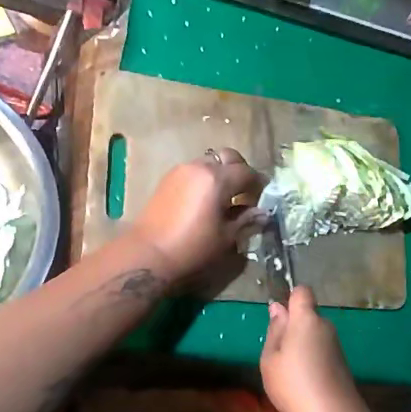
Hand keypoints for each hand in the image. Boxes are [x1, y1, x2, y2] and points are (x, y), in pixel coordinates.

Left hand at [125, 148, 265, 282]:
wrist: (148, 254)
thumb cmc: (192, 247)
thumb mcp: (226, 237)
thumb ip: (246, 221)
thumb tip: (262, 214)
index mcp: (217, 178)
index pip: (247, 172)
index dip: (259, 186)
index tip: (262, 201)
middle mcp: (199, 167)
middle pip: (228, 157)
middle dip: (240, 172)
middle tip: (245, 195)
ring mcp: (180, 171)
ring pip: (209, 163)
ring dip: (221, 175)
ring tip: (224, 200)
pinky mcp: (167, 180)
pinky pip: (193, 172)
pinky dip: (204, 180)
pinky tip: (205, 202)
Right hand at [261, 286, 360, 411]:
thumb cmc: (293, 384)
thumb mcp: (270, 358)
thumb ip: (274, 330)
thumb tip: (278, 307)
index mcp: (306, 319)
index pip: (302, 292)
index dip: (290, 298)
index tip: (278, 318)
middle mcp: (325, 326)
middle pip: (308, 315)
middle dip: (292, 327)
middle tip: (276, 353)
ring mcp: (336, 345)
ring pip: (313, 335)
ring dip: (301, 346)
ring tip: (288, 372)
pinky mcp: (341, 363)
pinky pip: (321, 351)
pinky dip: (311, 360)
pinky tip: (302, 382)